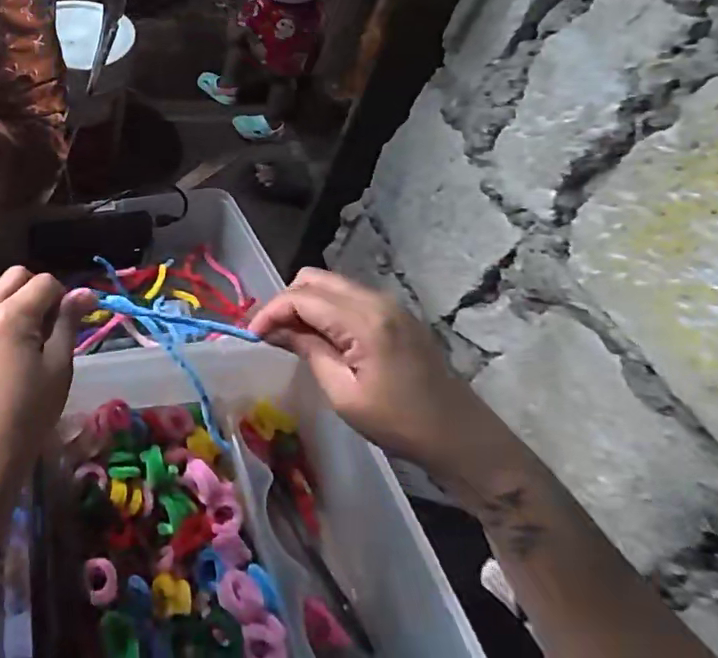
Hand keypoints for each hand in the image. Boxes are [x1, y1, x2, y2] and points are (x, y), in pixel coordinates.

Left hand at [0, 267, 94, 538]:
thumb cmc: (31, 412)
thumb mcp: (59, 366)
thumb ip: (68, 322)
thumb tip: (86, 292)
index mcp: (11, 316)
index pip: (44, 282)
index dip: (62, 297)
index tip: (67, 321)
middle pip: (16, 275)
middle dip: (36, 290)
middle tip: (47, 325)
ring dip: (9, 296)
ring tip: (21, 329)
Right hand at [249, 268, 522, 486]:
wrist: (465, 439)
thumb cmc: (402, 424)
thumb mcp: (345, 395)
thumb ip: (309, 351)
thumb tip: (278, 331)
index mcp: (364, 321)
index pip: (301, 298)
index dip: (270, 311)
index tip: (252, 335)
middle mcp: (375, 300)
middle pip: (313, 279)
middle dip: (285, 301)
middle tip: (270, 333)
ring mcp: (389, 304)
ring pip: (330, 284)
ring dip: (304, 303)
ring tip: (290, 334)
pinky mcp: (395, 314)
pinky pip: (348, 296)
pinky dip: (325, 307)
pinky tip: (319, 335)